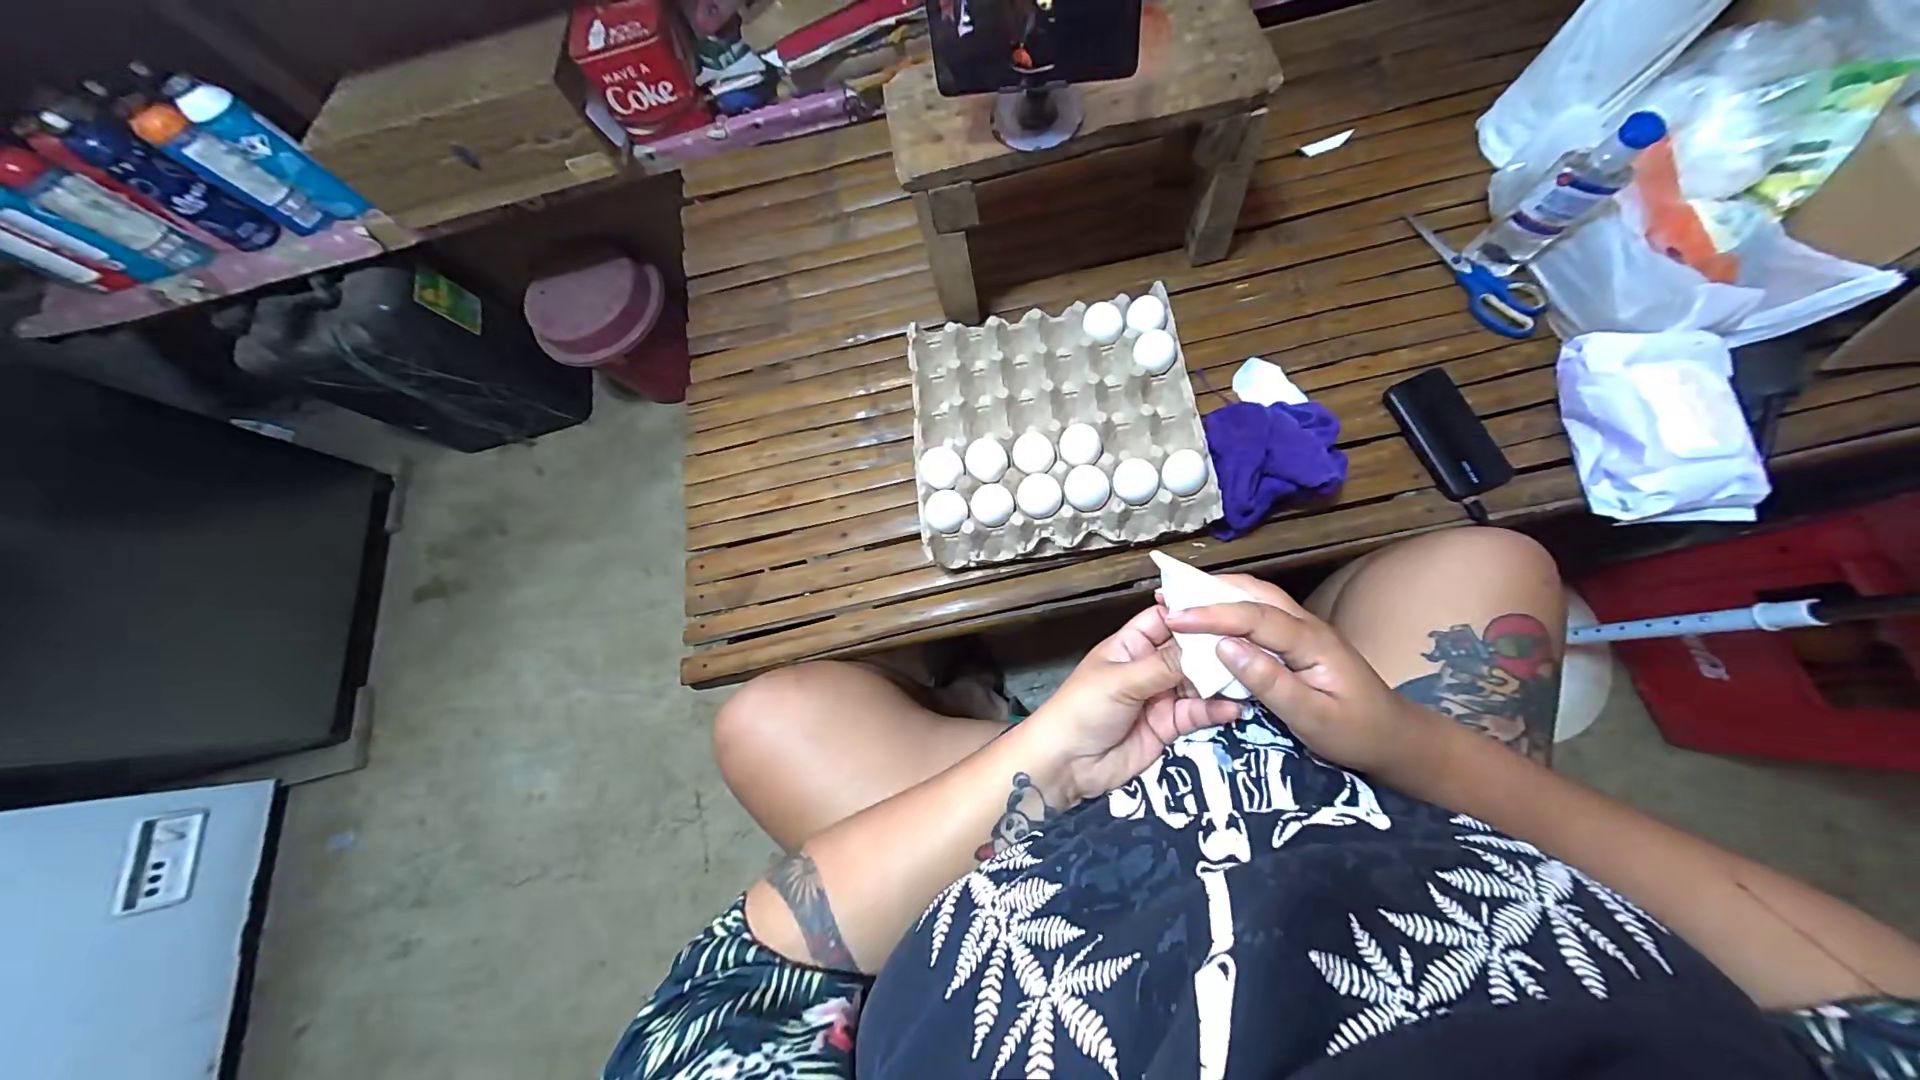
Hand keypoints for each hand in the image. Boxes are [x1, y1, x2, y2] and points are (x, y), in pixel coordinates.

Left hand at [1022, 605, 1242, 805]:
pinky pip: (1196, 713)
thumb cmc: (1082, 710)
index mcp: (1129, 645)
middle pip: (1188, 651)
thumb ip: (1164, 665)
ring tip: (1250, 676)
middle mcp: (1148, 666)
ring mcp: (1159, 696)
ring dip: (1220, 680)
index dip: (1193, 613)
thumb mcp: (1122, 681)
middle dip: (1215, 649)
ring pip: (1198, 682)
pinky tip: (1234, 707)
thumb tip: (1204, 645)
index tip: (1229, 608)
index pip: (1165, 619)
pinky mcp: (1167, 725)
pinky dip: (1215, 709)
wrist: (1066, 764)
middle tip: (1251, 645)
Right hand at [1163, 576, 1445, 778]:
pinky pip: (1259, 612)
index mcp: (1311, 641)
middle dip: (1209, 590)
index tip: (1174, 618)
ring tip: (1180, 598)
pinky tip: (1209, 618)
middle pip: (1255, 592)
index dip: (1212, 615)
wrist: (1397, 739)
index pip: (1254, 616)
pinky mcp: (1297, 639)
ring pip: (1257, 597)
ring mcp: (1303, 629)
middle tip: (1169, 595)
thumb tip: (1223, 647)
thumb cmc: (1356, 733)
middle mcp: (1306, 624)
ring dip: (1217, 593)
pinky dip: (1229, 607)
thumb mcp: (1312, 717)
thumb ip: (1269, 681)